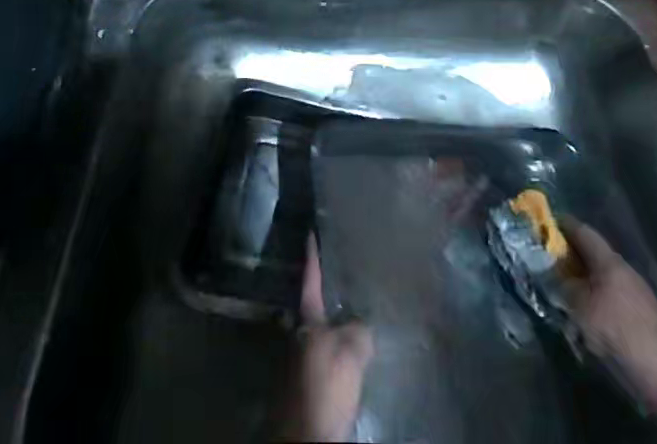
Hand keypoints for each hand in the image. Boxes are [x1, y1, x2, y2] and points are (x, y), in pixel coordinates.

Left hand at [272, 238, 372, 441]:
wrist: (307, 437)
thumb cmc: (326, 385)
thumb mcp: (353, 349)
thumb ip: (359, 327)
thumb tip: (359, 324)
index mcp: (306, 321)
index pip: (311, 281)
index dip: (312, 257)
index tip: (311, 233)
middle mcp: (298, 336)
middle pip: (312, 308)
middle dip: (327, 295)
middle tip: (345, 276)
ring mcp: (298, 361)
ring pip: (318, 332)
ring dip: (334, 324)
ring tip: (357, 312)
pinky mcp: (304, 383)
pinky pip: (323, 354)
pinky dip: (336, 348)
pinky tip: (353, 350)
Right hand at [559, 219, 656, 415]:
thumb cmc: (619, 333)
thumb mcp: (583, 310)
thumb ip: (566, 287)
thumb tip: (552, 271)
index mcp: (610, 262)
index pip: (584, 232)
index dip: (564, 225)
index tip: (543, 223)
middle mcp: (624, 271)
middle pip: (592, 254)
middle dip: (569, 255)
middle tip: (545, 260)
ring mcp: (634, 292)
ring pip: (600, 277)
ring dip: (580, 278)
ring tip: (560, 289)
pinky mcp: (639, 314)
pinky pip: (608, 295)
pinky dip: (592, 297)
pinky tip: (582, 314)